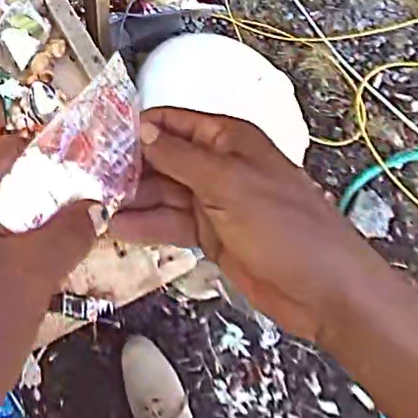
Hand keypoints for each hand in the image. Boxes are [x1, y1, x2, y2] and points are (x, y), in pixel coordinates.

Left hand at [0, 135, 94, 417]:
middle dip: (52, 197)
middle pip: (11, 182)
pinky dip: (22, 252)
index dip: (55, 154)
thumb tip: (94, 205)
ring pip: (6, 217)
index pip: (13, 148)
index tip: (92, 169)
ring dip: (40, 229)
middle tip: (89, 214)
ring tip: (70, 249)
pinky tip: (41, 279)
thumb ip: (70, 230)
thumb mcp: (34, 273)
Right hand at [110, 107, 390, 343]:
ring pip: (161, 192)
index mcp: (225, 139)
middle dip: (126, 166)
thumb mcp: (228, 184)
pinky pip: (170, 222)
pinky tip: (118, 228)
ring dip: (131, 198)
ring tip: (95, 203)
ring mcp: (211, 200)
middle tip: (87, 175)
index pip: (169, 122)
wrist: (330, 295)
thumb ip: (179, 156)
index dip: (135, 127)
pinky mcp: (209, 234)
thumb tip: (140, 128)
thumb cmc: (287, 227)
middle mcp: (215, 164)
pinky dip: (146, 224)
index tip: (98, 136)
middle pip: (160, 157)